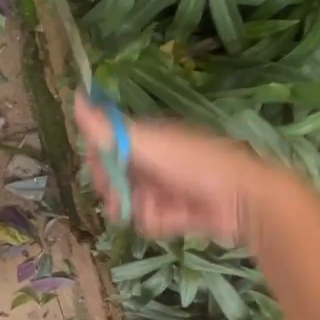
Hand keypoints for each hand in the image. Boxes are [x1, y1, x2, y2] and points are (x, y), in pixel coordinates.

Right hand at [73, 94, 300, 245]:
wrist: (245, 198)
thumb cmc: (195, 163)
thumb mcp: (148, 143)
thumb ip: (108, 128)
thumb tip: (74, 97)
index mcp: (148, 138)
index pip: (107, 146)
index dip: (98, 159)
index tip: (97, 168)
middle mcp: (155, 162)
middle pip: (115, 178)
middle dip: (115, 189)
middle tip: (121, 195)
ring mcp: (166, 189)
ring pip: (131, 203)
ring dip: (140, 208)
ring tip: (159, 208)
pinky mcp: (177, 215)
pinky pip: (151, 221)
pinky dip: (160, 221)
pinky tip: (176, 218)